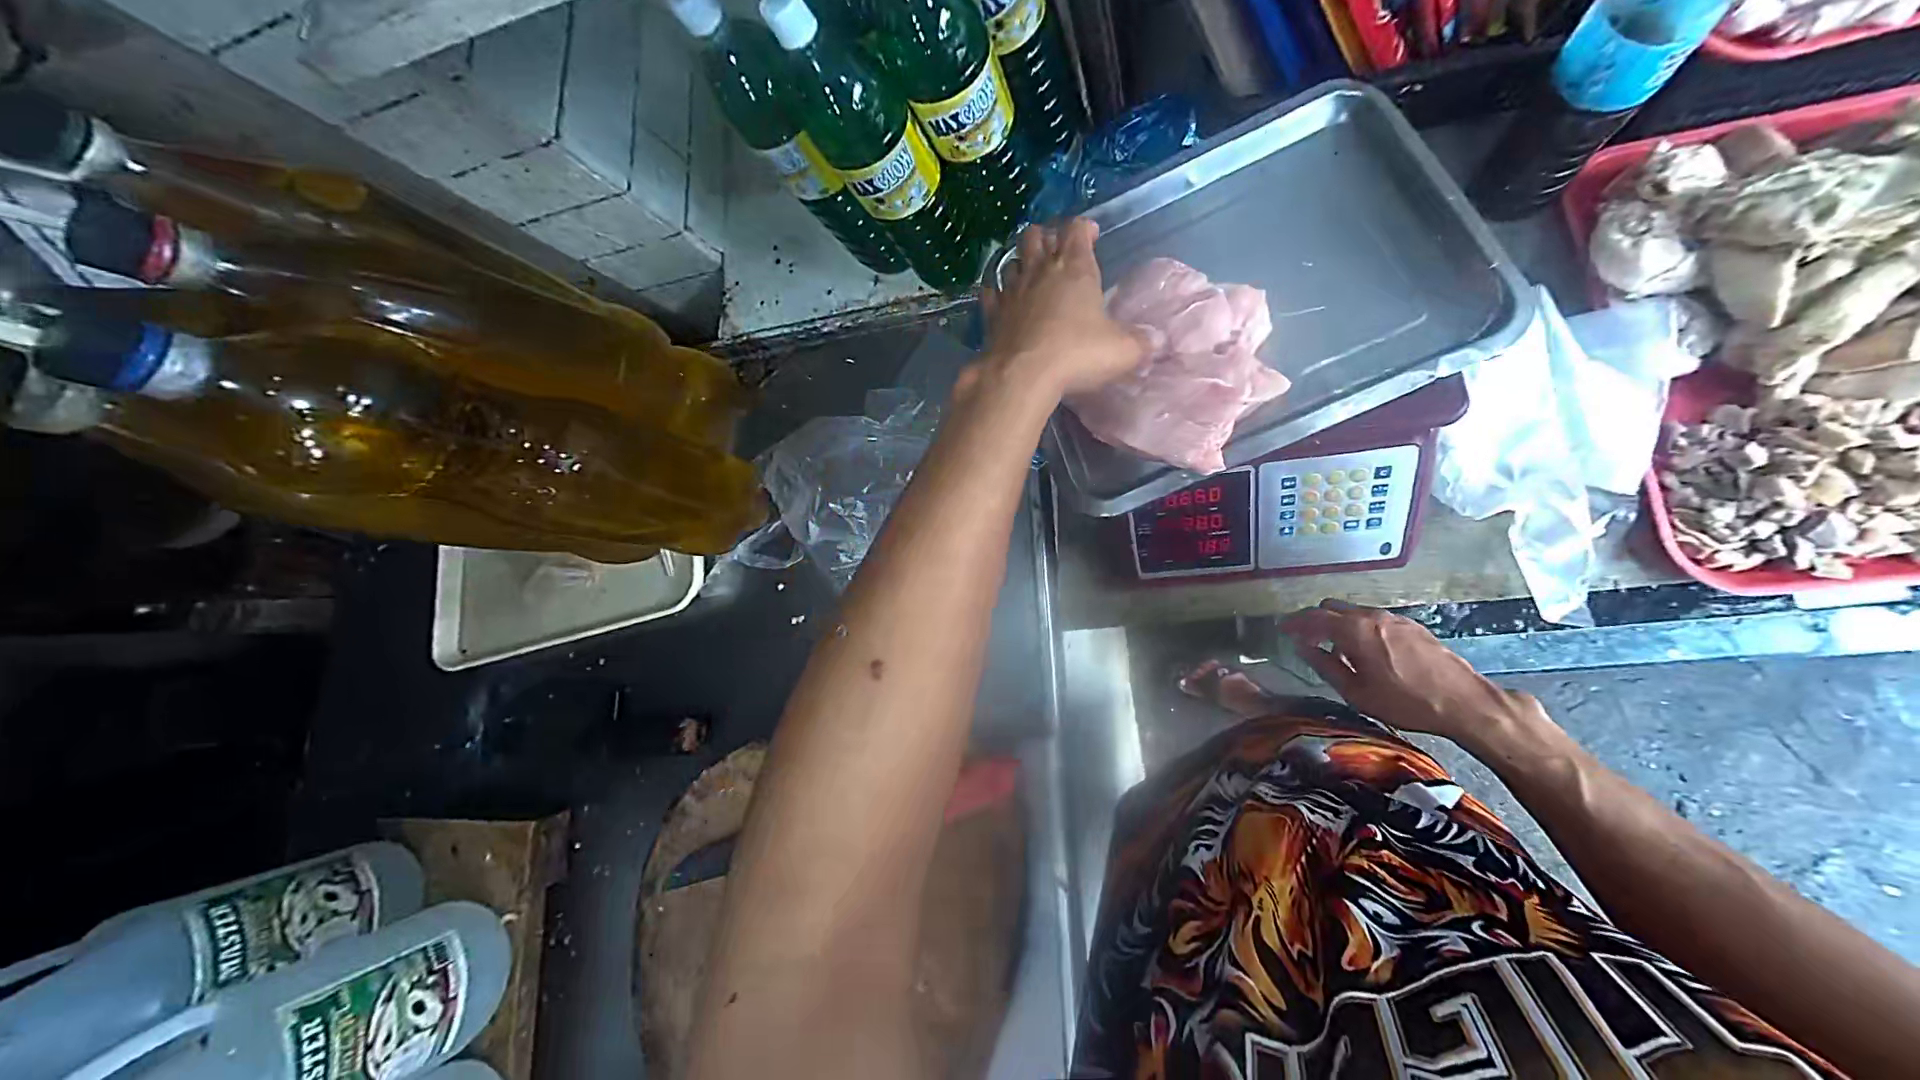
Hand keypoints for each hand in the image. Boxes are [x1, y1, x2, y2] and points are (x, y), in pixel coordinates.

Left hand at [978, 219, 1150, 396]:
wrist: (1022, 377)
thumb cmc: (1077, 354)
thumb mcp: (1122, 350)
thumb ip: (1140, 342)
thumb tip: (1155, 340)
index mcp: (1076, 268)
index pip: (1077, 229)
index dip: (1084, 228)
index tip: (1091, 235)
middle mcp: (1040, 271)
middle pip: (1035, 236)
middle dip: (1045, 237)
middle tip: (1054, 249)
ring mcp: (1011, 292)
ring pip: (1011, 261)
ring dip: (1020, 263)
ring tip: (1029, 274)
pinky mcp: (991, 315)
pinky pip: (991, 293)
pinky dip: (996, 293)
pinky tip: (1001, 300)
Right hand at [1278, 599, 1550, 747]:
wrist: (1464, 702)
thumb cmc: (1406, 702)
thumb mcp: (1356, 692)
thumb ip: (1325, 666)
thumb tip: (1304, 649)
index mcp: (1354, 630)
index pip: (1313, 617)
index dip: (1294, 623)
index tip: (1283, 630)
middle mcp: (1372, 616)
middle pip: (1331, 607)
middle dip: (1314, 619)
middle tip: (1304, 638)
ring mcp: (1394, 618)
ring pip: (1353, 611)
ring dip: (1337, 623)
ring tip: (1332, 645)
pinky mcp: (1411, 626)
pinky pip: (1373, 618)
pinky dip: (1358, 626)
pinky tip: (1363, 648)